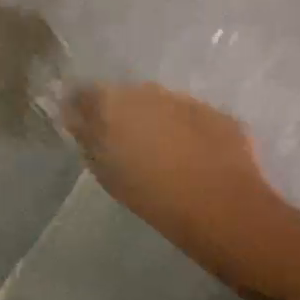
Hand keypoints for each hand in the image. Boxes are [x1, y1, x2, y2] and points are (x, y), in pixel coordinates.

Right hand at [62, 82, 273, 233]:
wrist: (223, 209)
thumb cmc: (150, 192)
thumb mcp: (103, 169)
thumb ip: (85, 137)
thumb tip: (75, 119)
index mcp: (111, 101)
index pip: (83, 92)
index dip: (81, 108)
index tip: (83, 126)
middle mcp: (147, 91)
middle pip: (125, 96)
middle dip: (123, 113)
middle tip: (126, 142)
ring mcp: (186, 101)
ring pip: (161, 105)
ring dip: (157, 120)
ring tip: (163, 150)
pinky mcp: (220, 116)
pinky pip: (194, 118)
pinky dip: (189, 131)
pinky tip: (195, 156)